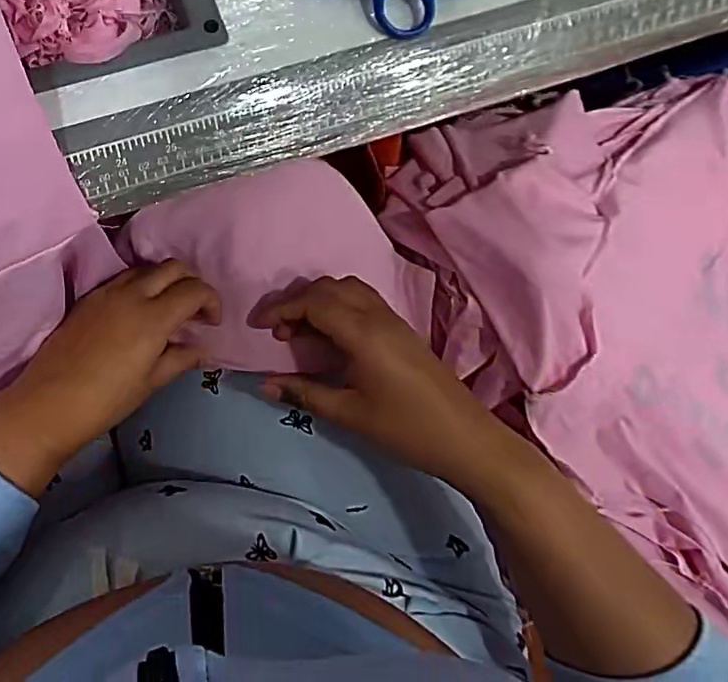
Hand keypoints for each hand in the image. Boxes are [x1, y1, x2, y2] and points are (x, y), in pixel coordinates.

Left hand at [0, 260, 218, 495]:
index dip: (211, 301)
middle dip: (192, 282)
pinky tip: (139, 310)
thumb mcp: (150, 383)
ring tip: (168, 307)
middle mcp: (131, 294)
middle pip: (172, 267)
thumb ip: (179, 358)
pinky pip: (123, 277)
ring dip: (165, 280)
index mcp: (152, 316)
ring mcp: (106, 292)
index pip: (194, 290)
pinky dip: (141, 284)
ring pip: (146, 268)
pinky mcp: (88, 297)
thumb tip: (201, 348)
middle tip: (195, 309)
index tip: (211, 322)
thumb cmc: (105, 401)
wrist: (47, 404)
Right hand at [252, 276, 503, 491]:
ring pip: (347, 288)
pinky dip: (337, 304)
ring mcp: (392, 319)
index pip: (313, 302)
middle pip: (328, 288)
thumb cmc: (408, 429)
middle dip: (296, 302)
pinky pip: (362, 299)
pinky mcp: (401, 328)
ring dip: (318, 300)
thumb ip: (305, 393)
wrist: (468, 440)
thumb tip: (265, 384)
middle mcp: (377, 315)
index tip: (258, 326)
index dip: (281, 309)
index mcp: (363, 332)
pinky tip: (331, 334)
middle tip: (278, 333)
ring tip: (302, 330)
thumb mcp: (350, 414)